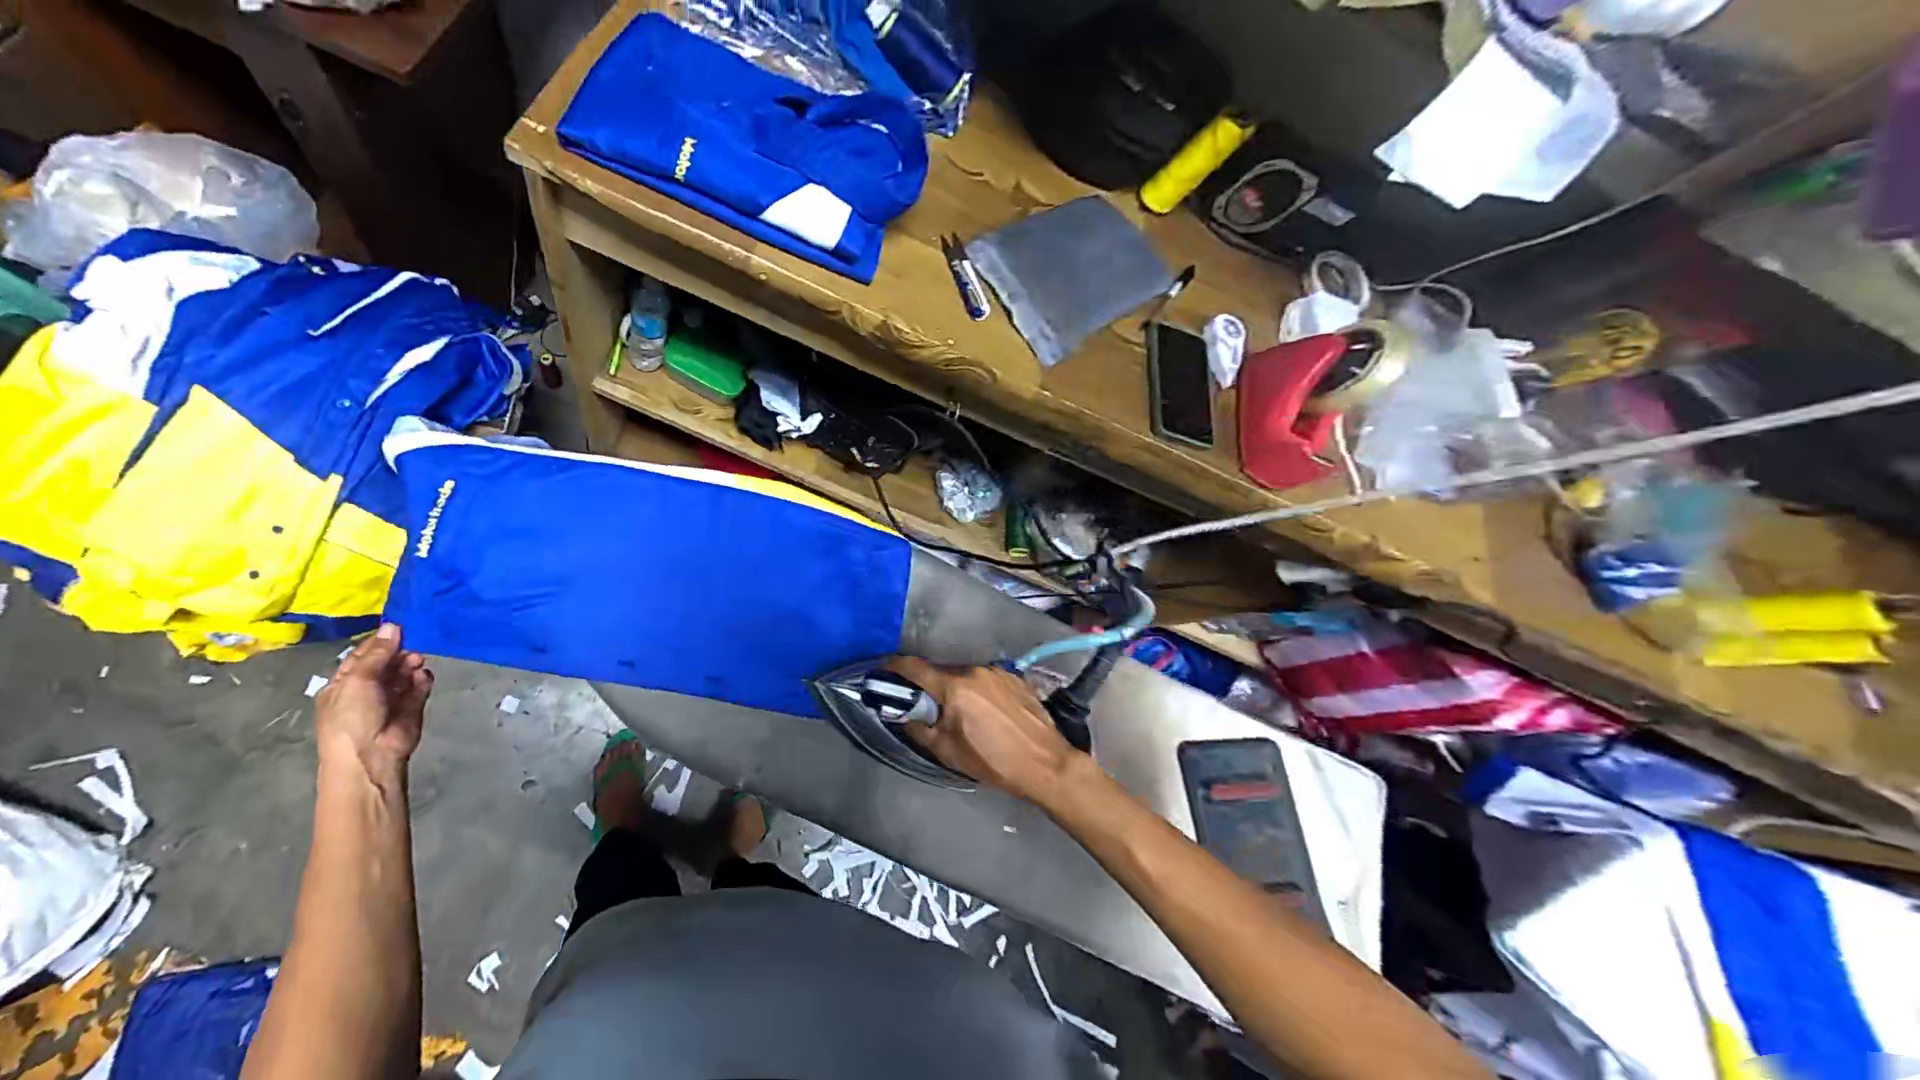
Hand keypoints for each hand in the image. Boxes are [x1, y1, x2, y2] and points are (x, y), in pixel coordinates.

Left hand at [315, 623, 432, 787]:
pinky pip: (419, 688)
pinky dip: (423, 680)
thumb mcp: (357, 680)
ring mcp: (390, 700)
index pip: (361, 656)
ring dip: (411, 665)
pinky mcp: (412, 708)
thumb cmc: (352, 717)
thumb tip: (392, 626)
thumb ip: (377, 653)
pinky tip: (424, 676)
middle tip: (413, 645)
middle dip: (398, 653)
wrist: (370, 755)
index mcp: (343, 685)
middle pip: (385, 664)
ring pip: (404, 675)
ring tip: (418, 660)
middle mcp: (366, 690)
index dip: (378, 642)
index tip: (399, 627)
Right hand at [887, 657, 1083, 804]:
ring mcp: (998, 672)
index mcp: (955, 687)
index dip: (895, 666)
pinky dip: (979, 690)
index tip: (884, 668)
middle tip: (928, 706)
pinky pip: (986, 679)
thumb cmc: (993, 762)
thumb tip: (903, 712)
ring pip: (966, 675)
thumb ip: (919, 727)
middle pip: (942, 672)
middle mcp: (975, 672)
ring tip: (963, 714)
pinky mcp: (1016, 677)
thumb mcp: (947, 751)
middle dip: (930, 686)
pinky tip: (987, 712)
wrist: (1045, 764)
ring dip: (957, 688)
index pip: (915, 668)